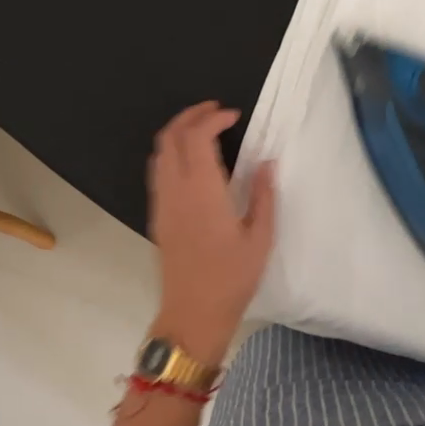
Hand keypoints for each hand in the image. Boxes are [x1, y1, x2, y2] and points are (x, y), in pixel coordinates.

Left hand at [147, 101, 275, 364]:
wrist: (193, 313)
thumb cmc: (232, 278)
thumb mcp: (260, 238)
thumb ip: (264, 196)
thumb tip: (267, 163)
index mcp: (202, 192)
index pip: (197, 138)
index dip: (213, 118)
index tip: (233, 115)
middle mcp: (176, 190)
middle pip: (171, 136)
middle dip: (191, 116)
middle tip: (216, 112)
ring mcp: (162, 203)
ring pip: (159, 152)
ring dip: (178, 132)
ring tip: (204, 130)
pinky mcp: (158, 216)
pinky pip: (158, 171)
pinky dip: (172, 153)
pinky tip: (193, 162)